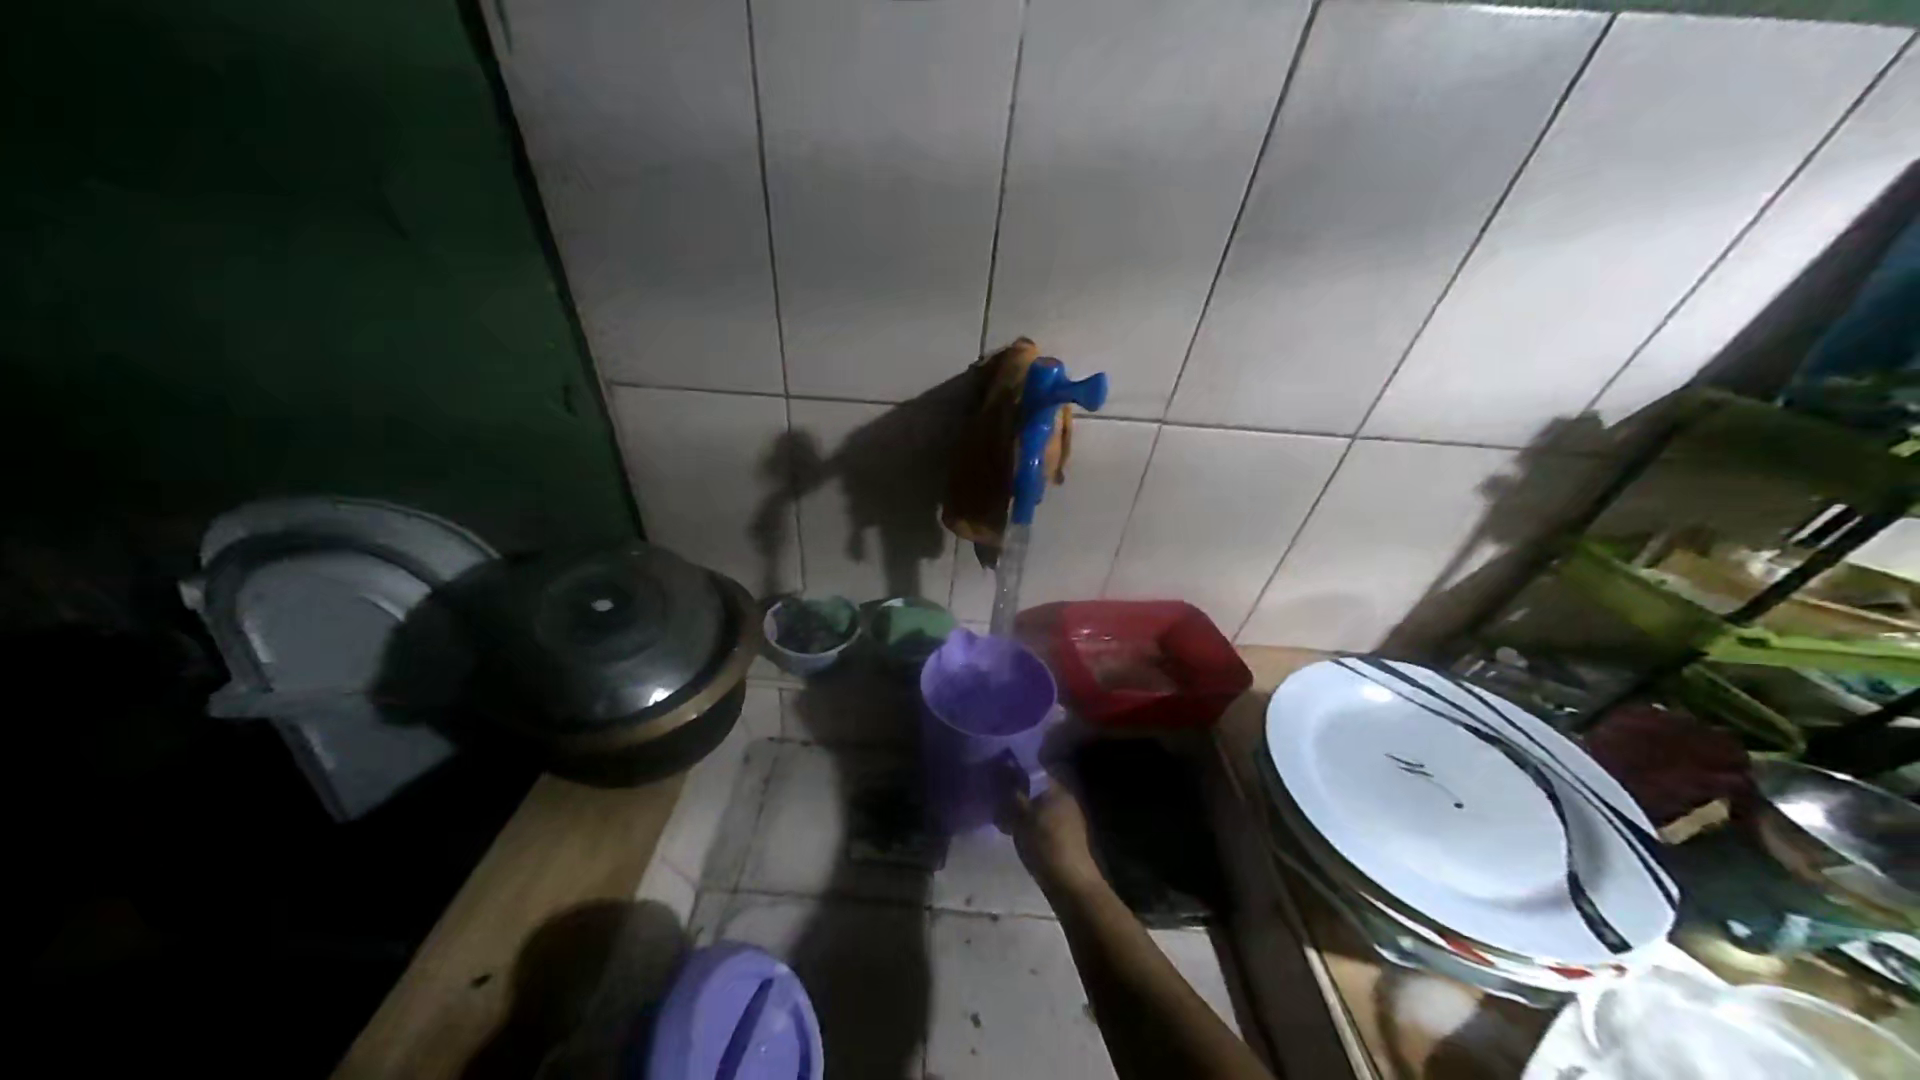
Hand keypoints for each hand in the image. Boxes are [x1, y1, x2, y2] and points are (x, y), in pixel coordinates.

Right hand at [996, 769, 1102, 895]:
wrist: (1071, 882)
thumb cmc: (1044, 843)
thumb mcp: (1021, 816)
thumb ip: (1012, 793)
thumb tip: (1004, 772)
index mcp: (1057, 788)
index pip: (1033, 771)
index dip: (1014, 773)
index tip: (997, 781)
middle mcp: (1066, 798)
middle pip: (1036, 789)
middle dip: (1018, 795)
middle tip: (998, 803)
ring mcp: (1069, 818)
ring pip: (1040, 807)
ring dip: (1024, 811)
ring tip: (1005, 822)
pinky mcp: (1068, 836)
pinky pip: (1045, 822)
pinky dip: (1032, 825)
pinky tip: (1020, 836)